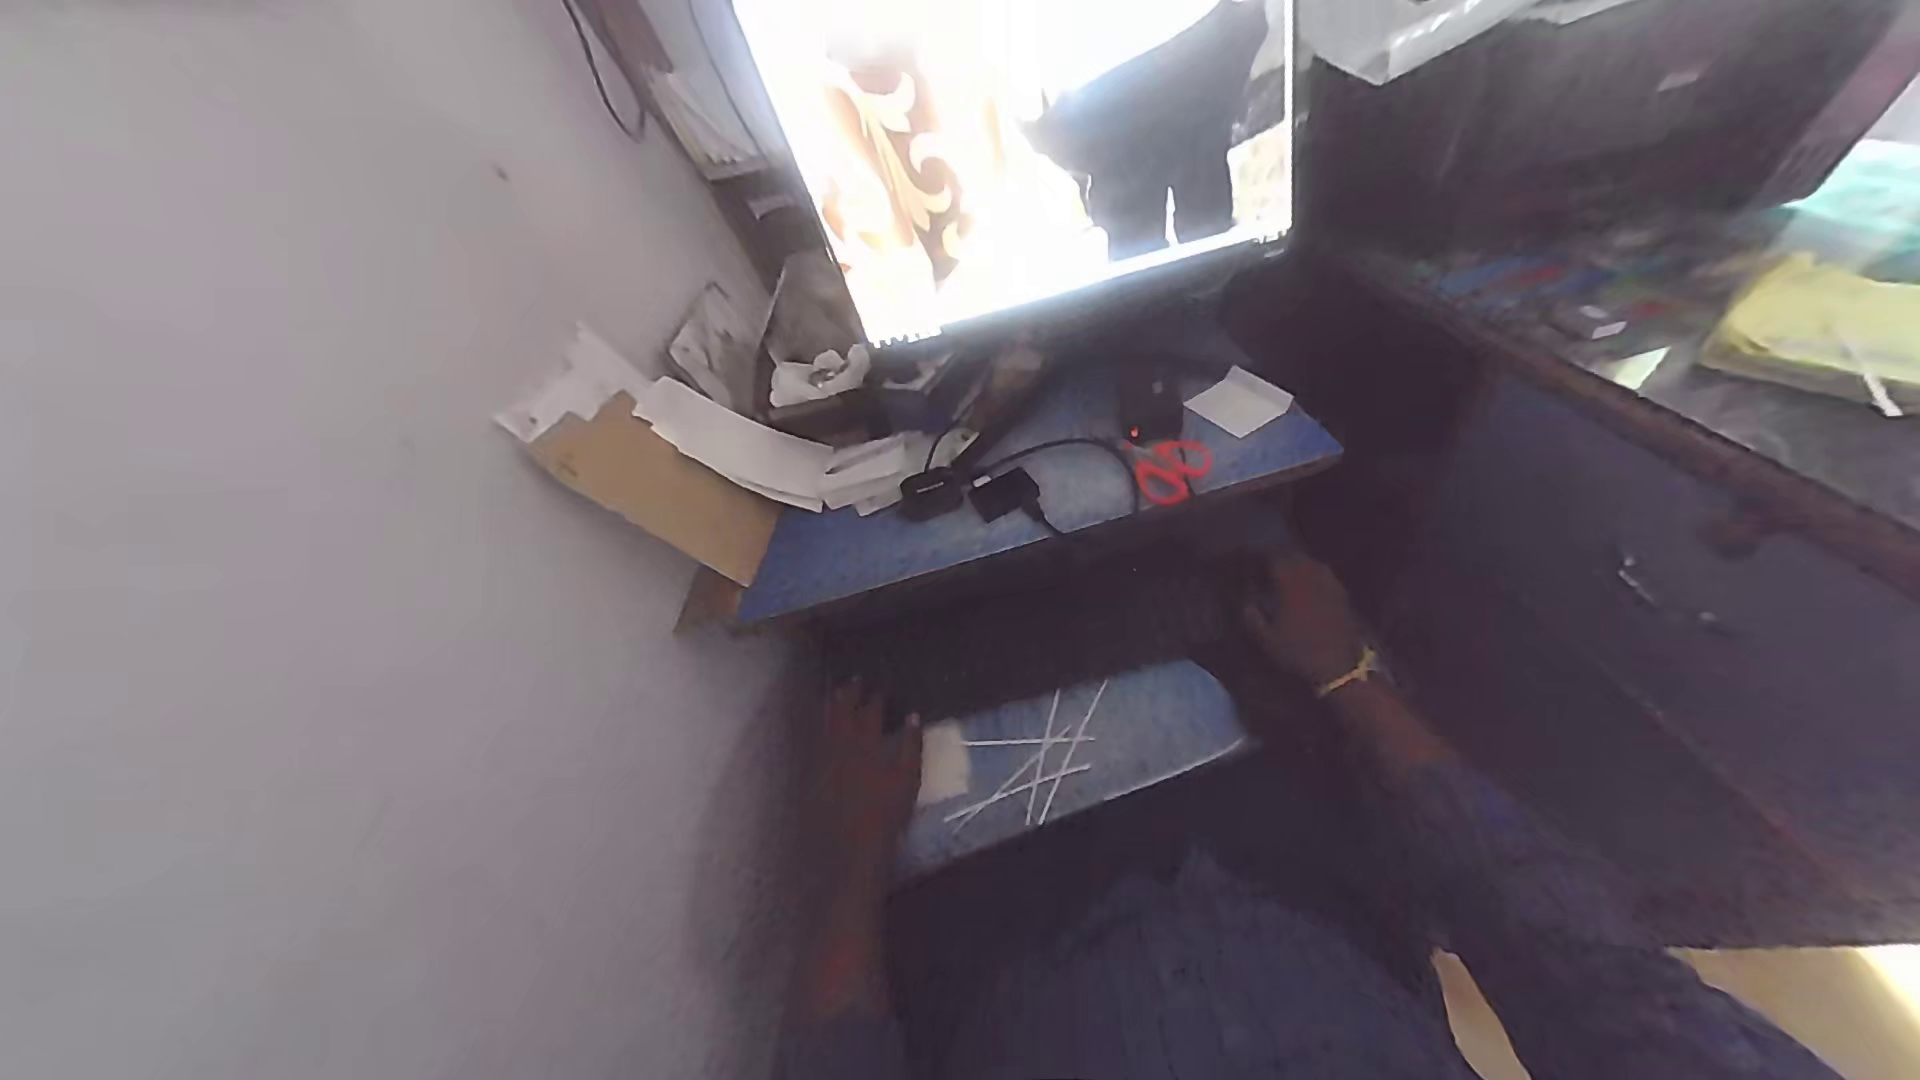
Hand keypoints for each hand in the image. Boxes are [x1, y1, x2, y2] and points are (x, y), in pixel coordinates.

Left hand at [809, 681, 921, 906]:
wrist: (853, 847)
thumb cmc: (887, 814)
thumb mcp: (909, 779)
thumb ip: (911, 745)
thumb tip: (914, 717)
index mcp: (868, 744)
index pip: (872, 711)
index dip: (876, 697)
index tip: (880, 687)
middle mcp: (842, 745)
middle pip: (844, 710)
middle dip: (850, 692)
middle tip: (855, 679)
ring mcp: (824, 758)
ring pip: (826, 722)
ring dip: (832, 705)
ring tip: (837, 692)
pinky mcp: (813, 773)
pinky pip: (814, 741)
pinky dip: (819, 727)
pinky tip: (822, 725)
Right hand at [1241, 553, 1367, 686]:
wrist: (1340, 667)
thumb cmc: (1298, 651)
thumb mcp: (1266, 637)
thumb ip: (1252, 615)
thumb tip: (1245, 600)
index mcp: (1291, 584)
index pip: (1273, 558)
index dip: (1259, 555)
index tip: (1248, 559)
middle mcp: (1311, 577)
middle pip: (1293, 555)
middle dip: (1277, 555)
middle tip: (1263, 562)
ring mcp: (1330, 584)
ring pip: (1311, 562)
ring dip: (1296, 562)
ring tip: (1284, 569)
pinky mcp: (1341, 594)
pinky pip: (1324, 574)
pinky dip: (1312, 572)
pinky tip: (1306, 582)